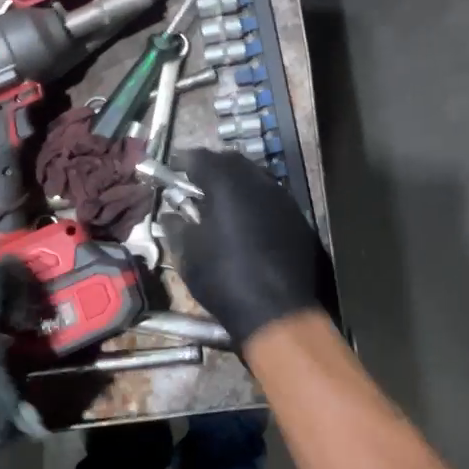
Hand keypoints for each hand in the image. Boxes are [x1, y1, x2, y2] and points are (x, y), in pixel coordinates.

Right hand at [163, 148, 326, 346]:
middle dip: (212, 167)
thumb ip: (177, 227)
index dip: (183, 161)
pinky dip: (255, 199)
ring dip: (236, 181)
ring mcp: (281, 196)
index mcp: (225, 183)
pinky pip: (271, 195)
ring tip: (221, 200)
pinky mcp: (297, 216)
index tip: (174, 169)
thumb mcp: (188, 255)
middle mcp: (256, 181)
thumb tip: (171, 214)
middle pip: (230, 160)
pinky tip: (247, 219)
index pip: (200, 157)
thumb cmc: (223, 279)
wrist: (277, 310)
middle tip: (197, 183)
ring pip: (254, 175)